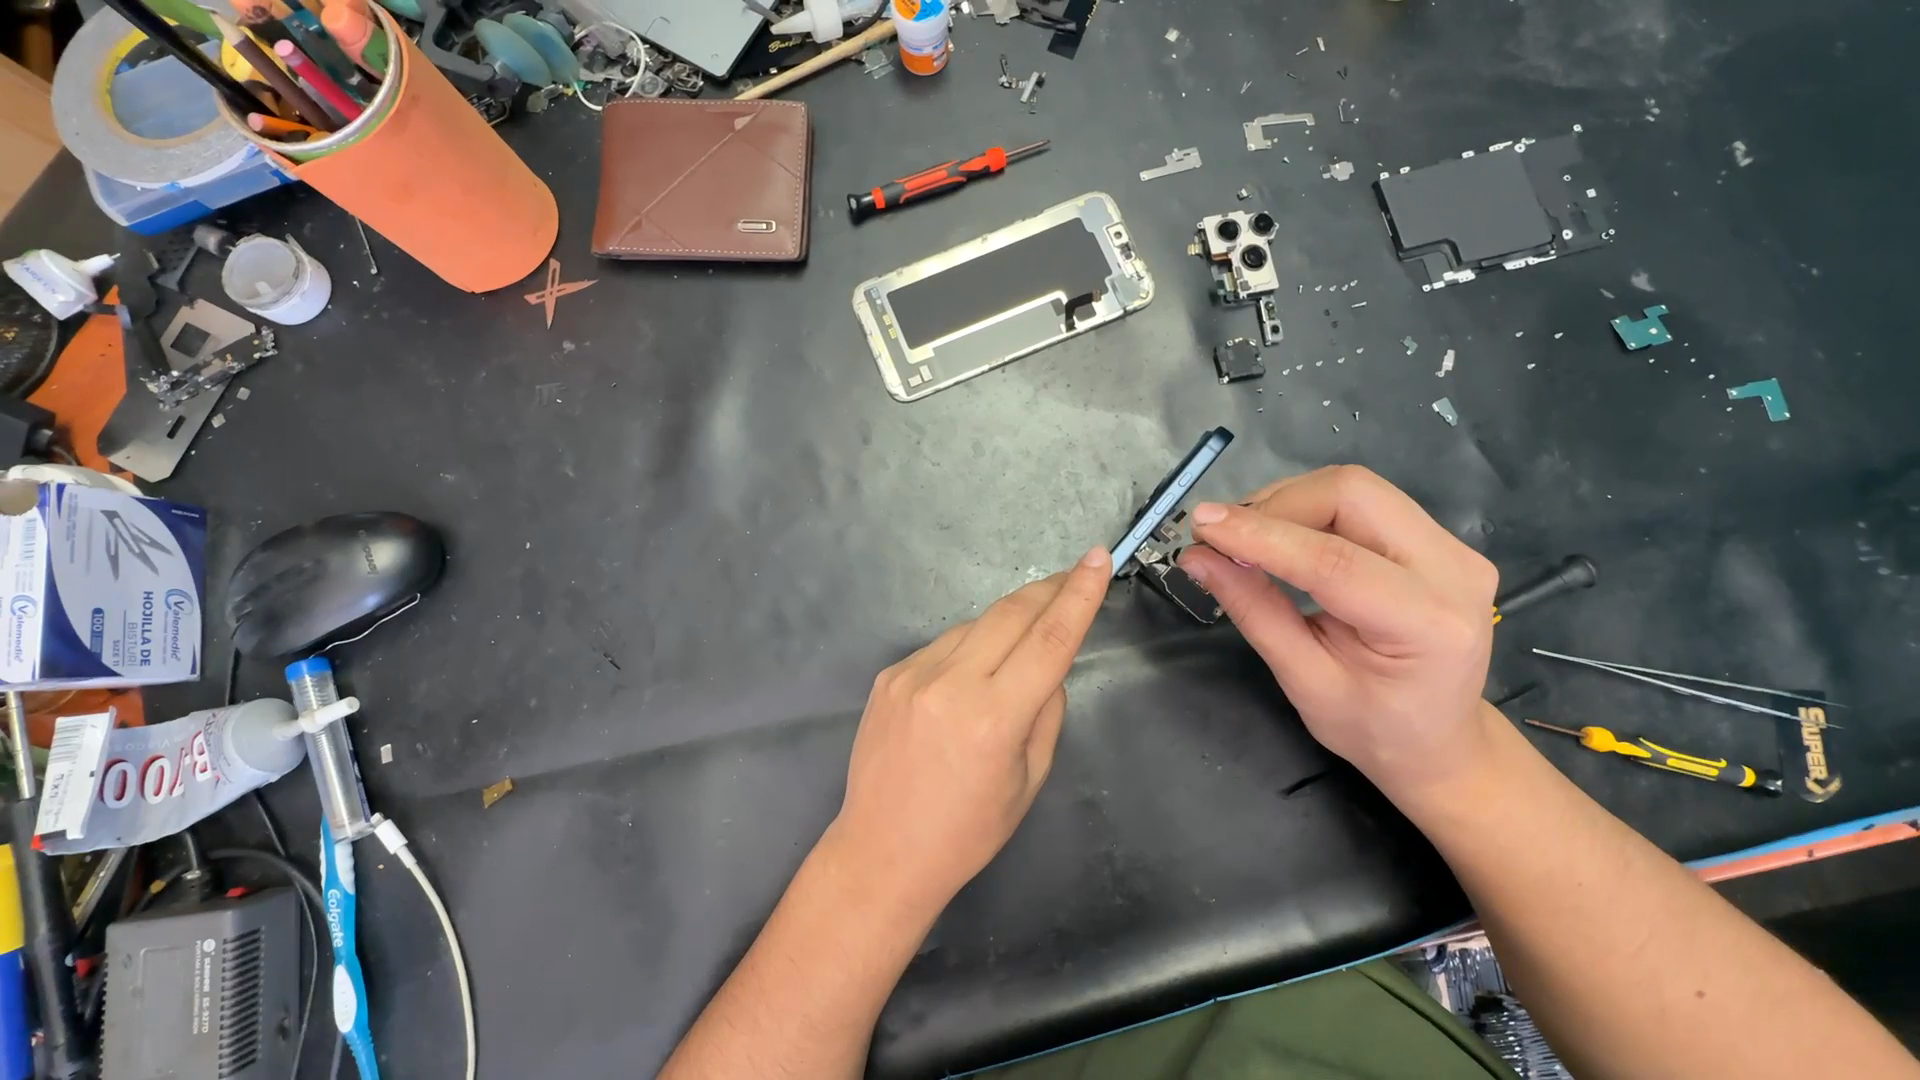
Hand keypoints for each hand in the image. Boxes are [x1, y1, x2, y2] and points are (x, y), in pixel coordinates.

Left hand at [829, 547, 1111, 916]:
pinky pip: (943, 646)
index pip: (1049, 641)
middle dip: (1048, 589)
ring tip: (1018, 649)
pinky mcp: (889, 676)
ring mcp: (912, 675)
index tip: (1097, 558)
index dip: (1079, 596)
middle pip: (1011, 614)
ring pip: (975, 626)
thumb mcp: (1029, 780)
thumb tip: (1048, 665)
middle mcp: (950, 685)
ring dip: (1006, 624)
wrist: (882, 851)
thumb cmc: (967, 832)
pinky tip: (968, 682)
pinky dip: (968, 650)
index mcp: (993, 719)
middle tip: (1074, 574)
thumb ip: (1046, 712)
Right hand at [1177, 466, 1499, 800]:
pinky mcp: (1437, 537)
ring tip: (1245, 538)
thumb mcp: (1303, 681)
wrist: (1440, 742)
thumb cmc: (1372, 727)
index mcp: (1428, 624)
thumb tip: (1198, 558)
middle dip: (1276, 506)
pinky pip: (1363, 501)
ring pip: (1355, 488)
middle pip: (1352, 495)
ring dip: (1288, 503)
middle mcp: (1453, 569)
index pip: (1334, 559)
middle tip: (1223, 536)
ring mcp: (1452, 546)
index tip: (1201, 526)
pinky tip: (1280, 537)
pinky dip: (1308, 509)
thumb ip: (1254, 612)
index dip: (1261, 535)